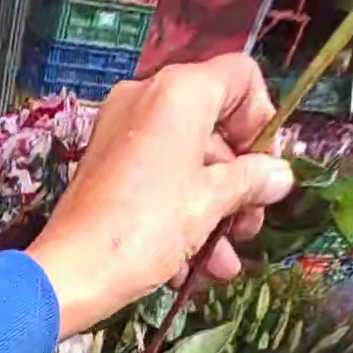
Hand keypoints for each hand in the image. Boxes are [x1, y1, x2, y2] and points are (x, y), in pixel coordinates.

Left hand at [26, 55, 295, 335]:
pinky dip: (177, 222)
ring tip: (223, 266)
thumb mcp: (208, 205)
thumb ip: (250, 182)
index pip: (242, 80)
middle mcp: (148, 101)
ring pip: (185, 168)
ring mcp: (122, 136)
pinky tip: (189, 271)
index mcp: (180, 93)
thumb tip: (280, 176)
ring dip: (211, 218)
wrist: (72, 273)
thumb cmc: (146, 230)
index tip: (267, 172)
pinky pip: (155, 186)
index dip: (263, 124)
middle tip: (249, 229)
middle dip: (237, 187)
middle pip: (213, 131)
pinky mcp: (106, 172)